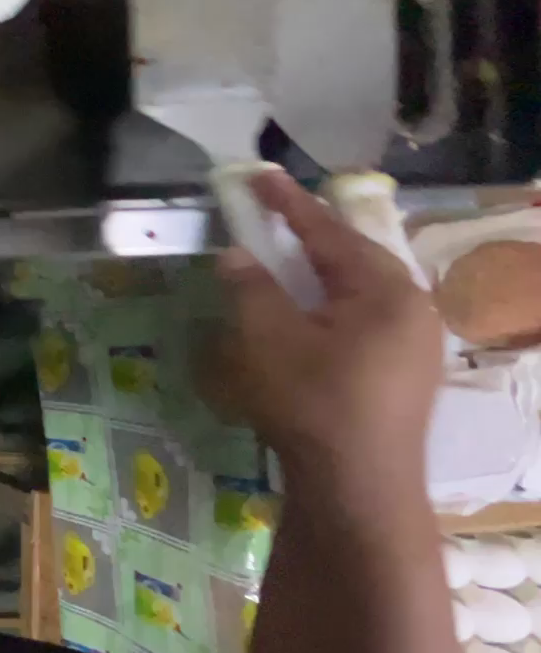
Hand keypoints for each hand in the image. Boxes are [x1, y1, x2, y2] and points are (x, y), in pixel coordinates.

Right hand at [213, 171, 442, 514]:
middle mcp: (411, 307)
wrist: (357, 477)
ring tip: (279, 262)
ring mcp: (414, 340)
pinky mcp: (403, 367)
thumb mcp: (266, 338)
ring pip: (357, 288)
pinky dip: (325, 301)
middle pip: (352, 257)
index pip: (328, 233)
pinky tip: (302, 313)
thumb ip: (252, 289)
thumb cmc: (309, 399)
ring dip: (315, 271)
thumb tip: (239, 254)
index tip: (259, 175)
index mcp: (383, 292)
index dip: (288, 203)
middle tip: (268, 217)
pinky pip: (361, 315)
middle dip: (308, 236)